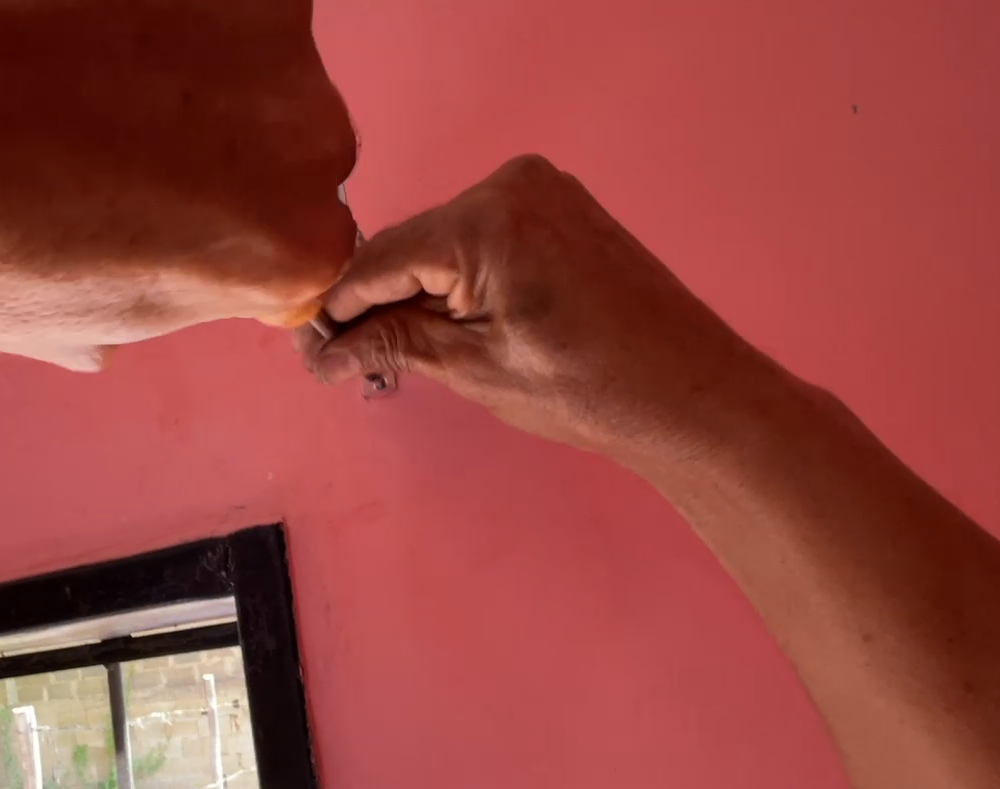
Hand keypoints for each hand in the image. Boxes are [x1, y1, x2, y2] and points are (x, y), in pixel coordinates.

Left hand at [0, 0, 356, 370]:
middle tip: (112, 148)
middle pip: (297, 141)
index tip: (178, 224)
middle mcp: (302, 127)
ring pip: (250, 47)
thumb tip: (193, 261)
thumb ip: (183, 290)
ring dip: (185, 62)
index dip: (241, 238)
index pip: (312, 245)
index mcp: (286, 248)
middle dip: (223, 151)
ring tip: (65, 74)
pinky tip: (52, 28)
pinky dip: (143, 7)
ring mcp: (249, 4)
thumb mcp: (85, 320)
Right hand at [298, 155, 780, 464]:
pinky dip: (449, 286)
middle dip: (370, 306)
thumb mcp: (473, 368)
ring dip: (408, 299)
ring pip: (438, 248)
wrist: (690, 393)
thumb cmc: (587, 389)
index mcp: (487, 219)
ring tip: (383, 356)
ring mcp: (538, 193)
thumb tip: (323, 354)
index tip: (309, 352)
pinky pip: (475, 245)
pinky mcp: (555, 212)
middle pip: (407, 249)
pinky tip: (433, 328)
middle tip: (341, 363)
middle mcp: (510, 185)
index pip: (379, 259)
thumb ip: (392, 344)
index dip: (334, 308)